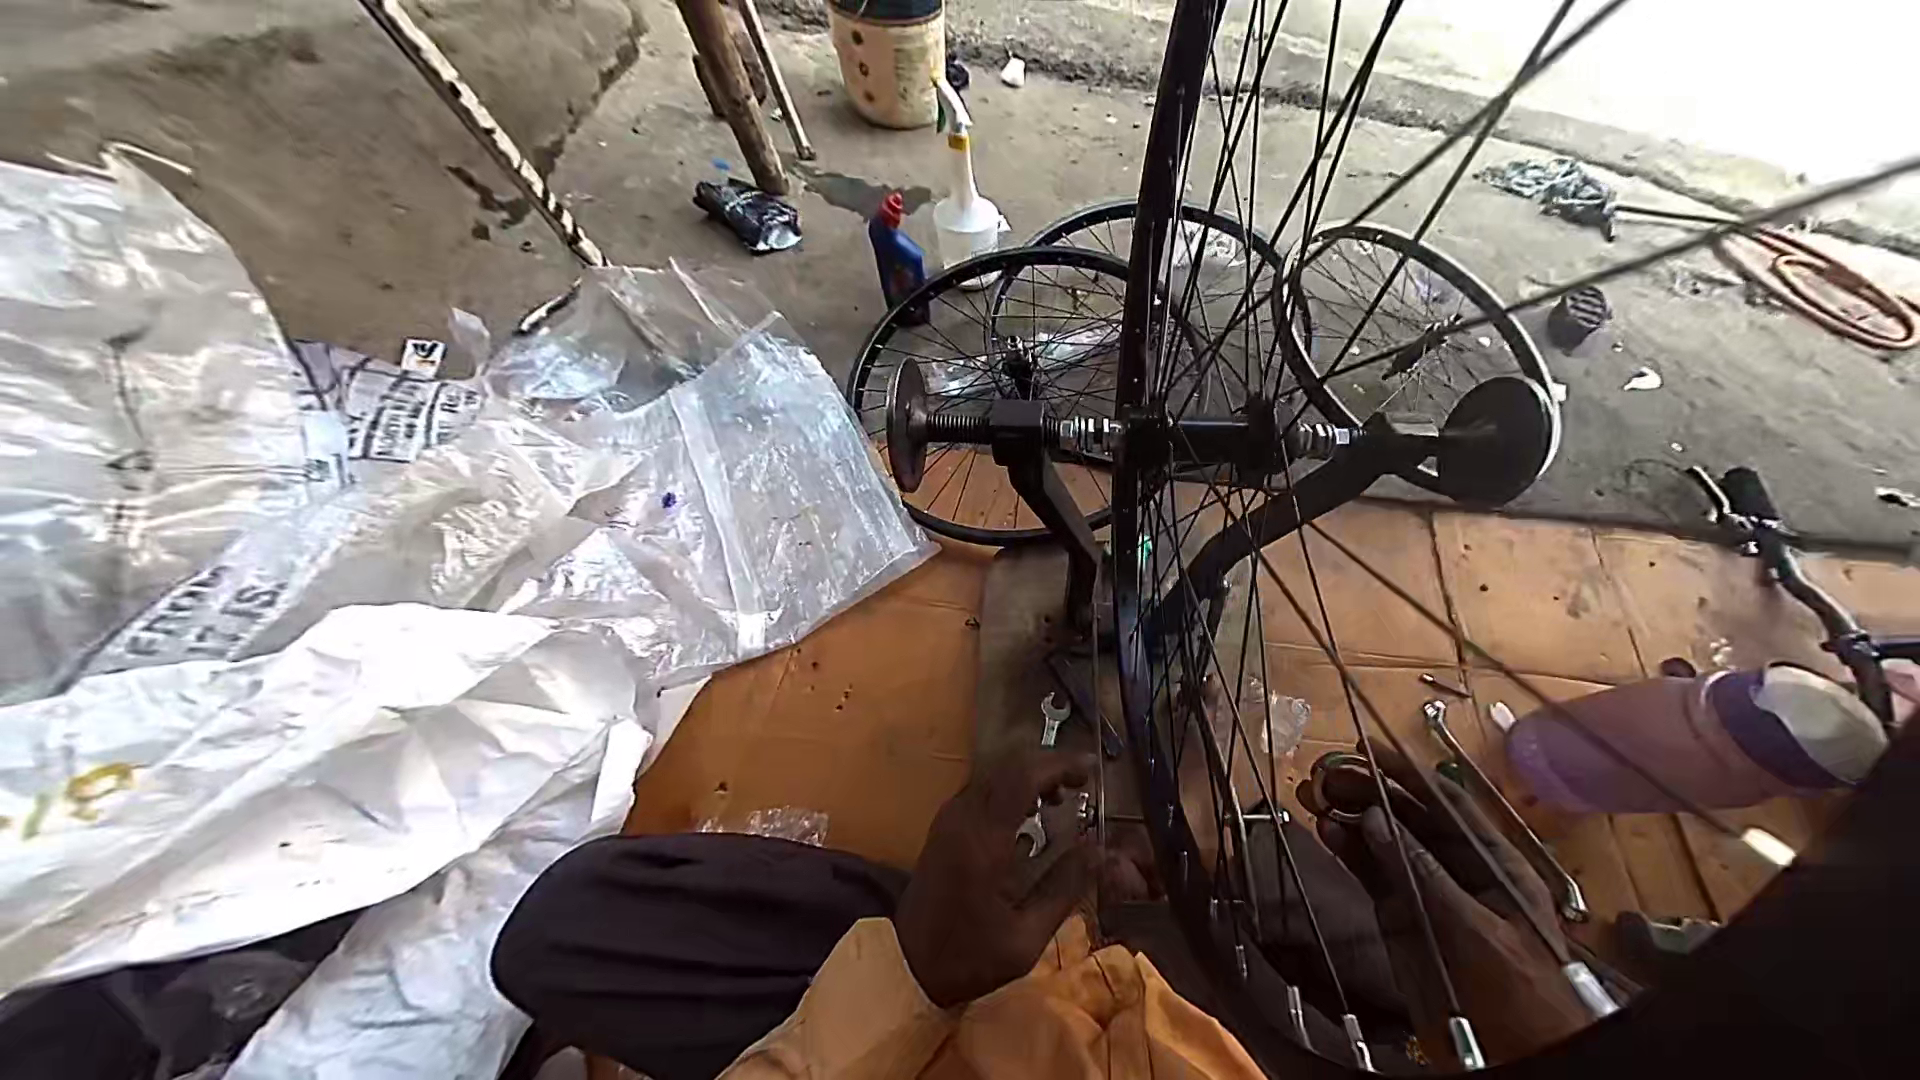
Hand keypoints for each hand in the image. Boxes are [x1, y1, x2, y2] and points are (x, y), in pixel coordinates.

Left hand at [893, 750, 1098, 1006]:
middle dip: (1049, 764)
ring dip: (1030, 773)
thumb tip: (1100, 850)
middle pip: (1009, 765)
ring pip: (995, 771)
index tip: (1091, 768)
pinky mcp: (947, 821)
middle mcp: (964, 815)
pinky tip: (1031, 808)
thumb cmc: (969, 955)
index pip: (1023, 776)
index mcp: (983, 839)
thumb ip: (1065, 888)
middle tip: (1083, 780)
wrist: (909, 962)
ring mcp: (951, 814)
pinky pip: (984, 785)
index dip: (1059, 764)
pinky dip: (1012, 784)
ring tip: (1062, 795)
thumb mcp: (1026, 938)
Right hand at [1302, 746, 1589, 1062]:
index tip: (1363, 749)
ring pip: (1379, 837)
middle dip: (1364, 789)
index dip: (1404, 770)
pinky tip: (1324, 830)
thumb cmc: (1517, 992)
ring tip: (1313, 797)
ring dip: (1346, 814)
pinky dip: (1345, 846)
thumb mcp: (1472, 926)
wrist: (1519, 1059)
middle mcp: (1454, 865)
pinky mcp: (1398, 910)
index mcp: (1490, 861)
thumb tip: (1373, 816)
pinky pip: (1367, 868)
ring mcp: (1424, 887)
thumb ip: (1419, 870)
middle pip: (1404, 813)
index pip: (1443, 800)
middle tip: (1323, 775)